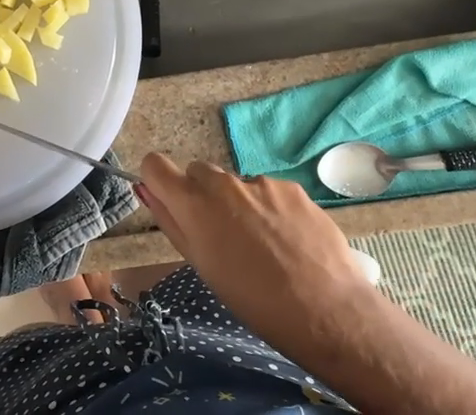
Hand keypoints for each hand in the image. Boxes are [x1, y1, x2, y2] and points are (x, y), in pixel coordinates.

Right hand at [138, 153, 375, 333]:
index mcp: (193, 204)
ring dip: (239, 204)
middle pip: (198, 173)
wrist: (327, 311)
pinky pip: (268, 191)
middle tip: (222, 235)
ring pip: (235, 184)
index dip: (159, 181)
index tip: (171, 202)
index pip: (155, 164)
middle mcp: (222, 183)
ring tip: (264, 245)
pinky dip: (271, 209)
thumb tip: (148, 191)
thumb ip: (171, 222)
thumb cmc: (254, 300)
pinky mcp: (292, 188)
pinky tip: (288, 241)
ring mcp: (260, 182)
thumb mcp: (201, 265)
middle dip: (202, 196)